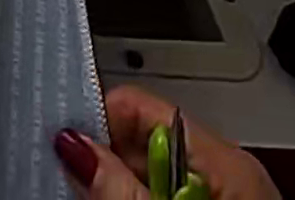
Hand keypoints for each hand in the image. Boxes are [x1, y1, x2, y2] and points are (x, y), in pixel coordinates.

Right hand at [53, 86, 280, 198]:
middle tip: (77, 185)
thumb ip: (121, 189)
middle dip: (105, 161)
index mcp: (227, 159)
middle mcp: (227, 172)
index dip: (97, 120)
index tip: (67, 146)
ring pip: (149, 174)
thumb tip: (71, 142)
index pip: (138, 104)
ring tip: (93, 199)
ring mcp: (225, 199)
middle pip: (140, 141)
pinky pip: (167, 196)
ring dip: (118, 188)